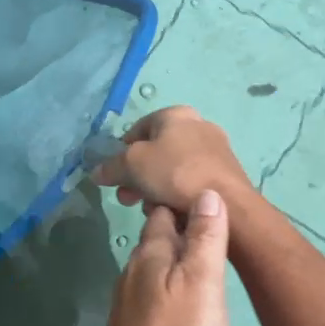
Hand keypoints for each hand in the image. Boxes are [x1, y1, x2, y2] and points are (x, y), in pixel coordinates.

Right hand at [92, 106, 260, 218]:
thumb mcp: (131, 167)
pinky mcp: (226, 173)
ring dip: (155, 187)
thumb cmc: (175, 174)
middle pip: (156, 150)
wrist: (227, 204)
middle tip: (127, 198)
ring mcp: (215, 149)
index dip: (121, 152)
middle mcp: (198, 125)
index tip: (115, 175)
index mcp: (175, 114)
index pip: (137, 129)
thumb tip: (96, 172)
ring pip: (172, 168)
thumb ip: (110, 167)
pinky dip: (177, 193)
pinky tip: (172, 211)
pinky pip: (191, 180)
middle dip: (137, 175)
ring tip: (149, 209)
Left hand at [93, 191, 230, 325]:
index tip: (210, 201)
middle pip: (157, 239)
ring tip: (207, 267)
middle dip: (181, 232)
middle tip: (216, 233)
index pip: (163, 213)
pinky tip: (186, 304)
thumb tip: (206, 191)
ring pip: (154, 268)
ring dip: (177, 262)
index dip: (184, 204)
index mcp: (150, 253)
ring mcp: (129, 300)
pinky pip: (153, 294)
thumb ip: (205, 237)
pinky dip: (171, 289)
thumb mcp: (203, 282)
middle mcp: (133, 270)